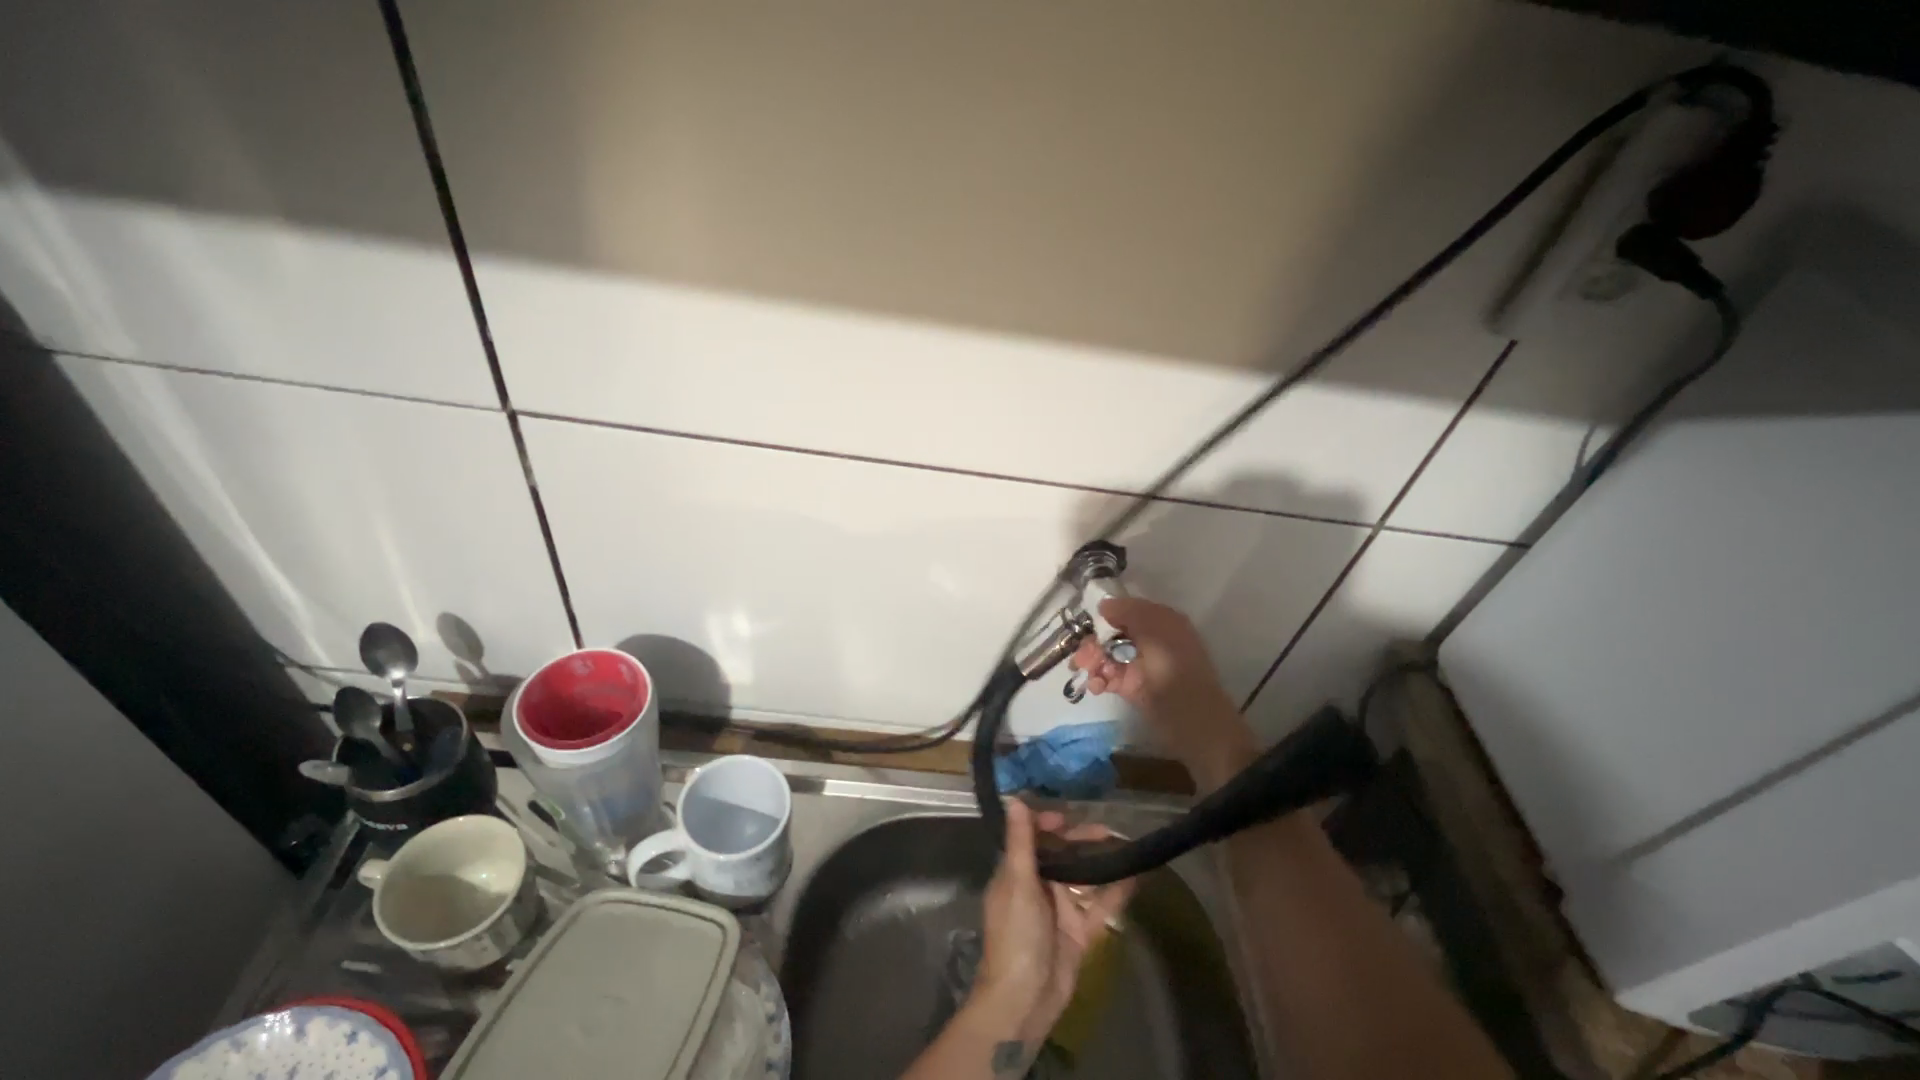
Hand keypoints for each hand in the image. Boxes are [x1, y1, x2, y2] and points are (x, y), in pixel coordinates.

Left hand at [974, 800, 1133, 1038]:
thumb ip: (1021, 842)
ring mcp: (1059, 911)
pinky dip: (1116, 892)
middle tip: (1109, 830)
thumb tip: (1013, 798)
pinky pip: (1100, 906)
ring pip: (1083, 879)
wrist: (1024, 1000)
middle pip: (1061, 857)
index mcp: (1016, 875)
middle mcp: (1037, 889)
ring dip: (1102, 864)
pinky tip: (1136, 876)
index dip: (1048, 825)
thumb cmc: (1015, 936)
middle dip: (1082, 842)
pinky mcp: (1079, 932)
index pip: (1031, 840)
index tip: (1069, 816)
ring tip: (1126, 846)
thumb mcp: (1018, 883)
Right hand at [1068, 597, 1257, 790]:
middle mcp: (1150, 640)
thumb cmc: (1177, 672)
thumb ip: (1130, 614)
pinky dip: (1098, 679)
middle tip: (1083, 657)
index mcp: (1162, 622)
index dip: (1107, 615)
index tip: (1089, 624)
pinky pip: (1108, 676)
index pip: (1127, 610)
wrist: (1193, 723)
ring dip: (1093, 661)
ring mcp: (1140, 664)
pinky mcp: (1131, 687)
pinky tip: (1096, 687)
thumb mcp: (1157, 634)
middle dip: (1095, 642)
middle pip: (1112, 632)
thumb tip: (1104, 605)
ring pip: (1106, 654)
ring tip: (1087, 673)